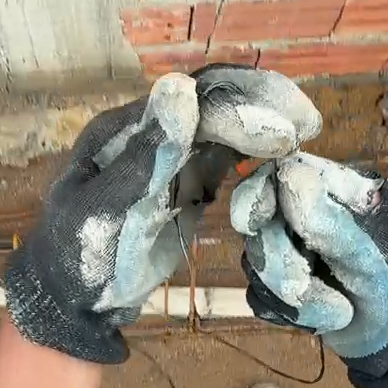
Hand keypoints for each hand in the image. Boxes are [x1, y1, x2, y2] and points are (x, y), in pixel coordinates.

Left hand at [5, 66, 319, 362]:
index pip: (190, 99)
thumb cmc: (80, 258)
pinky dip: (253, 157)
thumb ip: (145, 155)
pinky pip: (224, 161)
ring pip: (224, 130)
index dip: (240, 103)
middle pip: (213, 105)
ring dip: (263, 127)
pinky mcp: (186, 187)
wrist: (79, 302)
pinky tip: (283, 159)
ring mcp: (171, 160)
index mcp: (125, 130)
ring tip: (305, 132)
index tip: (285, 128)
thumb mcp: (106, 210)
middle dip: (261, 108)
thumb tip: (181, 85)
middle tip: (309, 123)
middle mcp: (152, 135)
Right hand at [230, 153, 387, 387]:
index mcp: (334, 193)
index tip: (254, 221)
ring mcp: (296, 255)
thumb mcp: (372, 249)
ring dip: (292, 296)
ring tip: (339, 311)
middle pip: (258, 228)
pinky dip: (288, 313)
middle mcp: (308, 219)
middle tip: (305, 285)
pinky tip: (325, 318)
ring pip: (256, 266)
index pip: (277, 179)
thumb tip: (287, 173)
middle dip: (281, 264)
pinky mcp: (288, 291)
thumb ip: (325, 216)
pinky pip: (260, 298)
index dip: (258, 198)